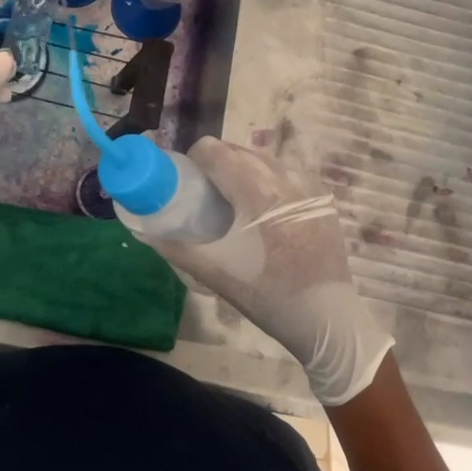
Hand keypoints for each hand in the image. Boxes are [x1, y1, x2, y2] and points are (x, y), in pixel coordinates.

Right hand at [148, 137, 393, 405]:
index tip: (188, 179)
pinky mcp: (323, 199)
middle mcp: (284, 177)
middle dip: (218, 162)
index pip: (215, 150)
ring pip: (266, 159)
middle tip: (207, 192)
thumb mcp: (215, 272)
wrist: (327, 320)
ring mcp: (308, 186)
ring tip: (236, 198)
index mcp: (255, 190)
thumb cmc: (266, 294)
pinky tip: (267, 207)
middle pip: (239, 150)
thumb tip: (144, 231)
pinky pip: (289, 173)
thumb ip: (177, 248)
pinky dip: (271, 179)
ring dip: (245, 168)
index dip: (195, 158)